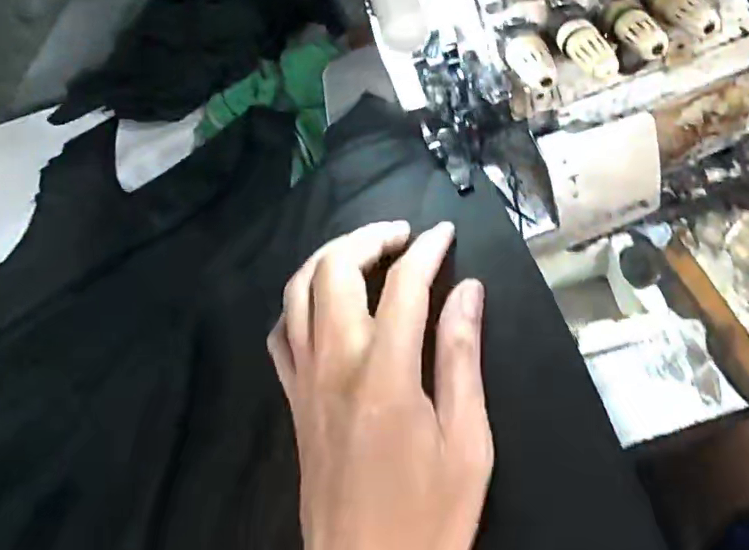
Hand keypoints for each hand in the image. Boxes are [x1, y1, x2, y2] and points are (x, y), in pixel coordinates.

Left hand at [267, 221, 491, 549]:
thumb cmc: (428, 516)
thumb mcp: (467, 443)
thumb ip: (461, 357)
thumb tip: (468, 289)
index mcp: (384, 373)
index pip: (403, 284)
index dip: (427, 249)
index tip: (445, 233)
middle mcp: (335, 363)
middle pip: (336, 268)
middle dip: (370, 237)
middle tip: (404, 235)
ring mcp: (304, 379)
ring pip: (298, 289)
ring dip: (331, 256)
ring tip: (365, 251)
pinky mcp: (291, 399)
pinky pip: (280, 332)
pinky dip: (299, 301)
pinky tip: (325, 302)